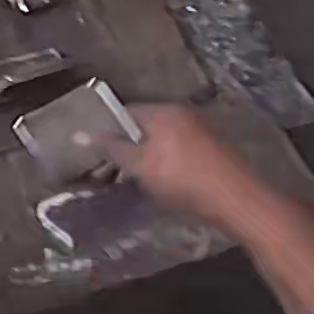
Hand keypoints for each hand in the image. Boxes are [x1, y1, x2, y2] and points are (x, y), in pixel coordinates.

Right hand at [86, 105, 272, 228]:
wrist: (237, 201)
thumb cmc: (181, 178)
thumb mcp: (137, 163)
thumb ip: (108, 147)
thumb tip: (76, 134)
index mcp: (163, 112)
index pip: (122, 111)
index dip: (104, 128)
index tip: (92, 147)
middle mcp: (182, 115)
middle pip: (140, 126)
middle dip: (123, 144)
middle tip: (106, 165)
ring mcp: (199, 132)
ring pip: (157, 139)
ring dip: (141, 155)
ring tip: (126, 176)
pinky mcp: (209, 150)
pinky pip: (173, 149)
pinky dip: (160, 161)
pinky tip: (153, 179)